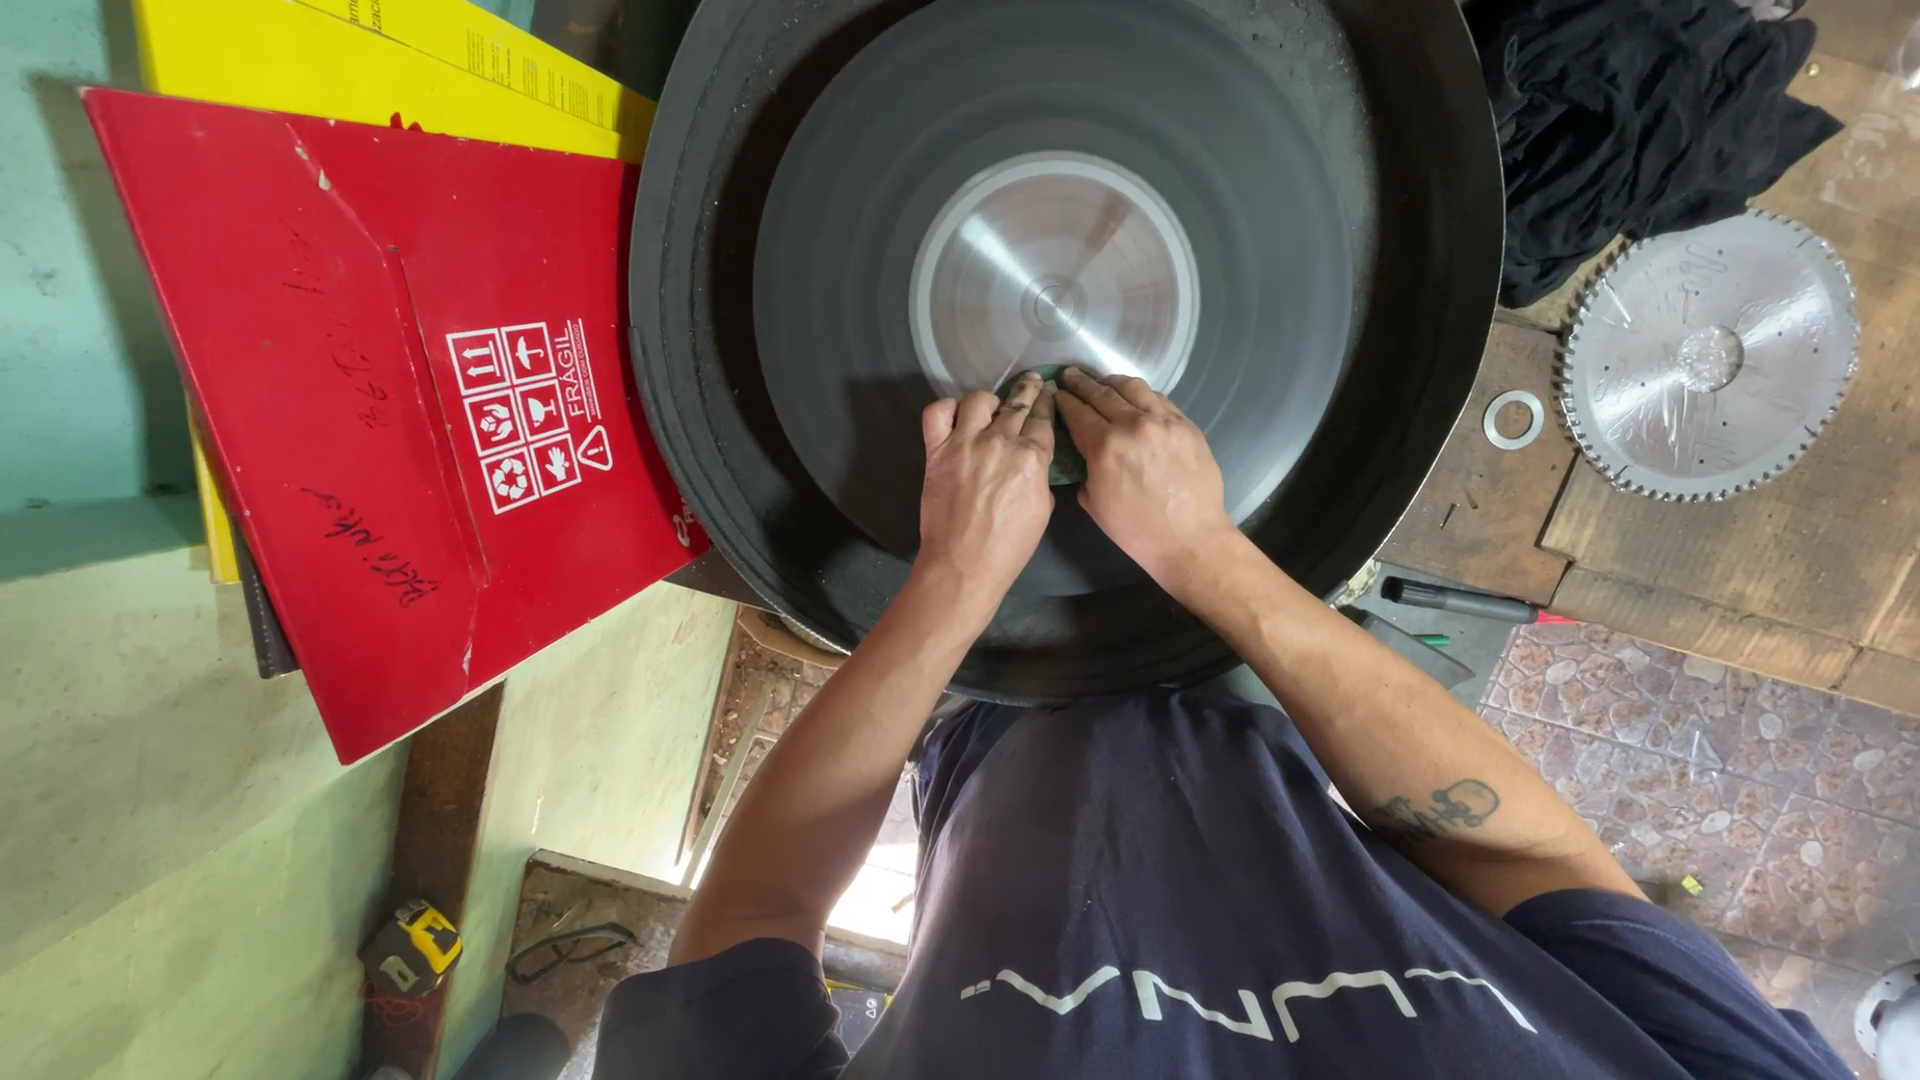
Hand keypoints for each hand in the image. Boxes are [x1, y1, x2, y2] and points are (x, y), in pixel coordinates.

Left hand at [916, 373, 1056, 612]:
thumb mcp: (1042, 511)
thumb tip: (1033, 465)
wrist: (964, 565)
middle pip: (1017, 403)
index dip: (1046, 404)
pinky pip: (937, 413)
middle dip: (1028, 389)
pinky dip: (946, 409)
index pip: (1043, 418)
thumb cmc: (1008, 547)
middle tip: (1030, 383)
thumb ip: (1040, 479)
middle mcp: (1000, 442)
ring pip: (978, 400)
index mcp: (1032, 458)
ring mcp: (965, 444)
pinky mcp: (936, 452)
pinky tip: (954, 416)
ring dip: (988, 401)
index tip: (1047, 395)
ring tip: (990, 408)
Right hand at [1056, 366, 1237, 584]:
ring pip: (1132, 387)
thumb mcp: (1094, 503)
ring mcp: (1164, 421)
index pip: (1077, 411)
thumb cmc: (1136, 530)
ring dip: (1112, 381)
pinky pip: (1159, 399)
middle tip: (1070, 376)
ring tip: (1103, 382)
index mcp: (1105, 447)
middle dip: (1081, 383)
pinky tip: (1135, 397)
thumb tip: (1084, 453)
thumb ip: (1084, 469)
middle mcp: (1133, 425)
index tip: (1057, 393)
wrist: (1189, 538)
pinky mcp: (1186, 425)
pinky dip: (1141, 394)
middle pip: (1101, 392)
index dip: (1063, 400)